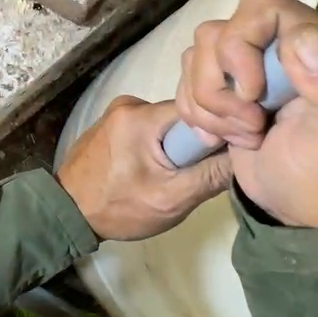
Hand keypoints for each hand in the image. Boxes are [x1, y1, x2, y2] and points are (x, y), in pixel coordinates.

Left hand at [59, 96, 233, 241]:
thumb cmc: (119, 207)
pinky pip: (152, 127)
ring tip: (187, 171)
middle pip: (184, 114)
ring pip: (169, 122)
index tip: (240, 148)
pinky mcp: (115, 124)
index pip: (198, 109)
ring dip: (181, 144)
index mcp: (140, 115)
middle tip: (213, 167)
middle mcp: (129, 104)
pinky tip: (165, 167)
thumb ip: (212, 174)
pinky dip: (163, 144)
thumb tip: (248, 154)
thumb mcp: (172, 198)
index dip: (223, 128)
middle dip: (200, 139)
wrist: (69, 211)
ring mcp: (119, 112)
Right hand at [176, 0, 317, 228]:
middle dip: (219, 83)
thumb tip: (304, 37)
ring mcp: (251, 68)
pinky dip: (196, 113)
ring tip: (243, 135)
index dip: (242, 44)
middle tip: (250, 122)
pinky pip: (185, 80)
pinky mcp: (225, 89)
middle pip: (218, 32)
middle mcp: (283, 47)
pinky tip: (223, 138)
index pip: (261, 7)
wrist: (303, 217)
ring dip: (208, 103)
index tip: (255, 94)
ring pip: (196, 56)